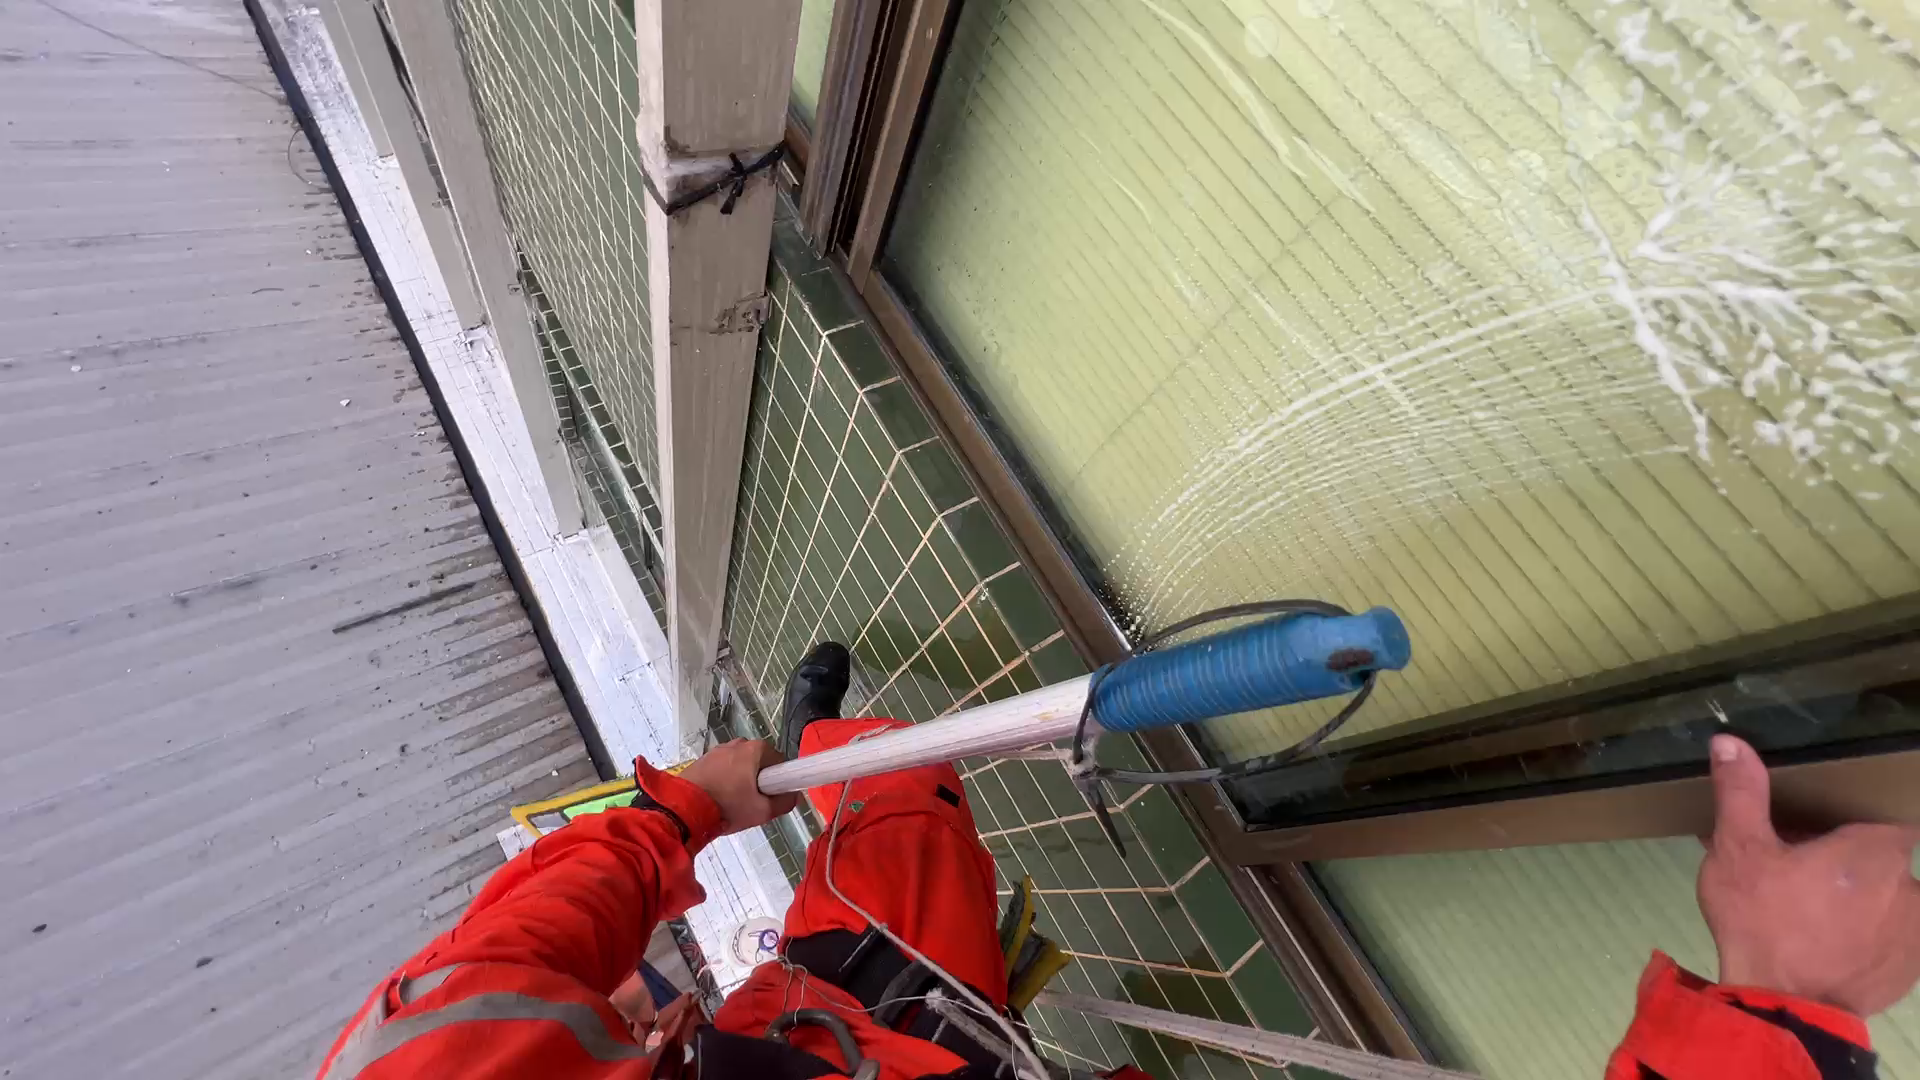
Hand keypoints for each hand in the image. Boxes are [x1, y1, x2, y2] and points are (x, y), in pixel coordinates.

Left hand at [677, 739, 797, 834]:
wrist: (682, 809)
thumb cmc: (727, 806)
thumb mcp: (763, 811)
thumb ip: (785, 803)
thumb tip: (793, 797)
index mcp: (757, 749)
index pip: (780, 762)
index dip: (779, 781)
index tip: (771, 797)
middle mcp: (739, 743)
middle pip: (759, 763)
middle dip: (759, 781)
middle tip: (752, 803)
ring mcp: (719, 750)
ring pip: (740, 766)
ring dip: (740, 781)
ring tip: (732, 803)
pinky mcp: (703, 759)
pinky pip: (723, 769)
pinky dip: (723, 781)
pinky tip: (717, 799)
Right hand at [1697, 734, 1919, 1015]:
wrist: (1786, 998)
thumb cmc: (1761, 912)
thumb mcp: (1737, 846)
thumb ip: (1741, 793)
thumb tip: (1731, 742)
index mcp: (1874, 853)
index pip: (1884, 819)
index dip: (1848, 815)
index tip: (1808, 820)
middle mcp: (1911, 887)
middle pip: (1875, 856)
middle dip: (1831, 853)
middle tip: (1777, 858)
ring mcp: (1916, 931)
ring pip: (1879, 894)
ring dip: (1842, 889)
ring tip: (1788, 898)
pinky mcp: (1909, 965)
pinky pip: (1884, 930)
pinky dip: (1852, 924)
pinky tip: (1809, 931)